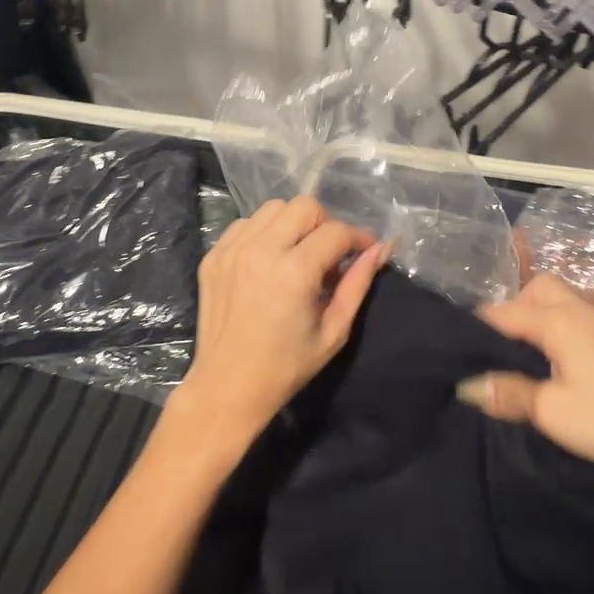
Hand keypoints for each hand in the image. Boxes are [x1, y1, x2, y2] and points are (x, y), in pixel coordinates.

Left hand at [174, 196, 384, 439]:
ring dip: (293, 224)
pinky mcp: (213, 255)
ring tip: (297, 255)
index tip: (365, 250)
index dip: (358, 237)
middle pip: (304, 206)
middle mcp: (261, 251)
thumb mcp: (333, 330)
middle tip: (328, 254)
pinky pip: (246, 224)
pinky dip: (263, 233)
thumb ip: (357, 284)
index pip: (336, 231)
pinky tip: (269, 261)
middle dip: (324, 224)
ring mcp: (232, 250)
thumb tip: (380, 248)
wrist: (227, 386)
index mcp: (294, 272)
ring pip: (273, 208)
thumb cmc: (286, 366)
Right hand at [456, 274, 593, 479]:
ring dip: (538, 320)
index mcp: (558, 321)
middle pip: (537, 289)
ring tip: (526, 359)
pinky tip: (560, 366)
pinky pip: (578, 320)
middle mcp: (580, 312)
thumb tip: (466, 384)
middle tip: (502, 348)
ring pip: (561, 303)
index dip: (476, 327)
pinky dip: (559, 331)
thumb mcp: (551, 412)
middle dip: (514, 309)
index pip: (503, 311)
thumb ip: (508, 392)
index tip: (458, 348)